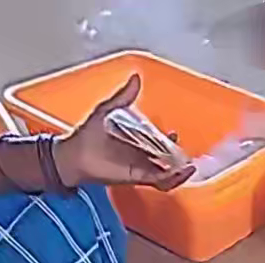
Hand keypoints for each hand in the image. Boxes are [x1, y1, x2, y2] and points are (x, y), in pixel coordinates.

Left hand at [52, 75, 194, 190]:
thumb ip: (123, 97)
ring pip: (167, 175)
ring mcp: (140, 170)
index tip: (172, 134)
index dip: (167, 142)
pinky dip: (173, 179)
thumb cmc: (86, 135)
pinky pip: (161, 182)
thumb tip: (135, 78)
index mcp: (134, 144)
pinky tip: (182, 172)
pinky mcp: (139, 177)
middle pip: (165, 162)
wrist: (74, 155)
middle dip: (176, 158)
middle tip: (184, 152)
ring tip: (190, 165)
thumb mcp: (108, 110)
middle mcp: (139, 159)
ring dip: (180, 172)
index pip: (156, 145)